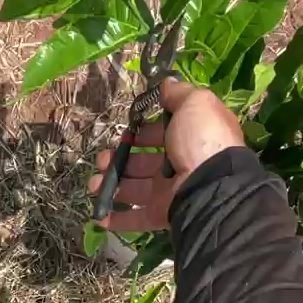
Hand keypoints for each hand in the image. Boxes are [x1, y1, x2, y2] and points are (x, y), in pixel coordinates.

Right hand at [89, 78, 246, 231]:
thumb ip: (177, 94)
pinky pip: (135, 218)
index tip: (125, 133)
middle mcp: (177, 165)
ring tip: (93, 184)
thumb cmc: (200, 139)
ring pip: (133, 189)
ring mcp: (168, 193)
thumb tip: (166, 83)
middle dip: (118, 160)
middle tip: (101, 160)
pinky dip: (115, 218)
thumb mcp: (194, 104)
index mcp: (187, 139)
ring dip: (110, 186)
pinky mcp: (160, 215)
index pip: (159, 136)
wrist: (208, 185)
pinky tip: (99, 215)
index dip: (141, 133)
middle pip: (141, 163)